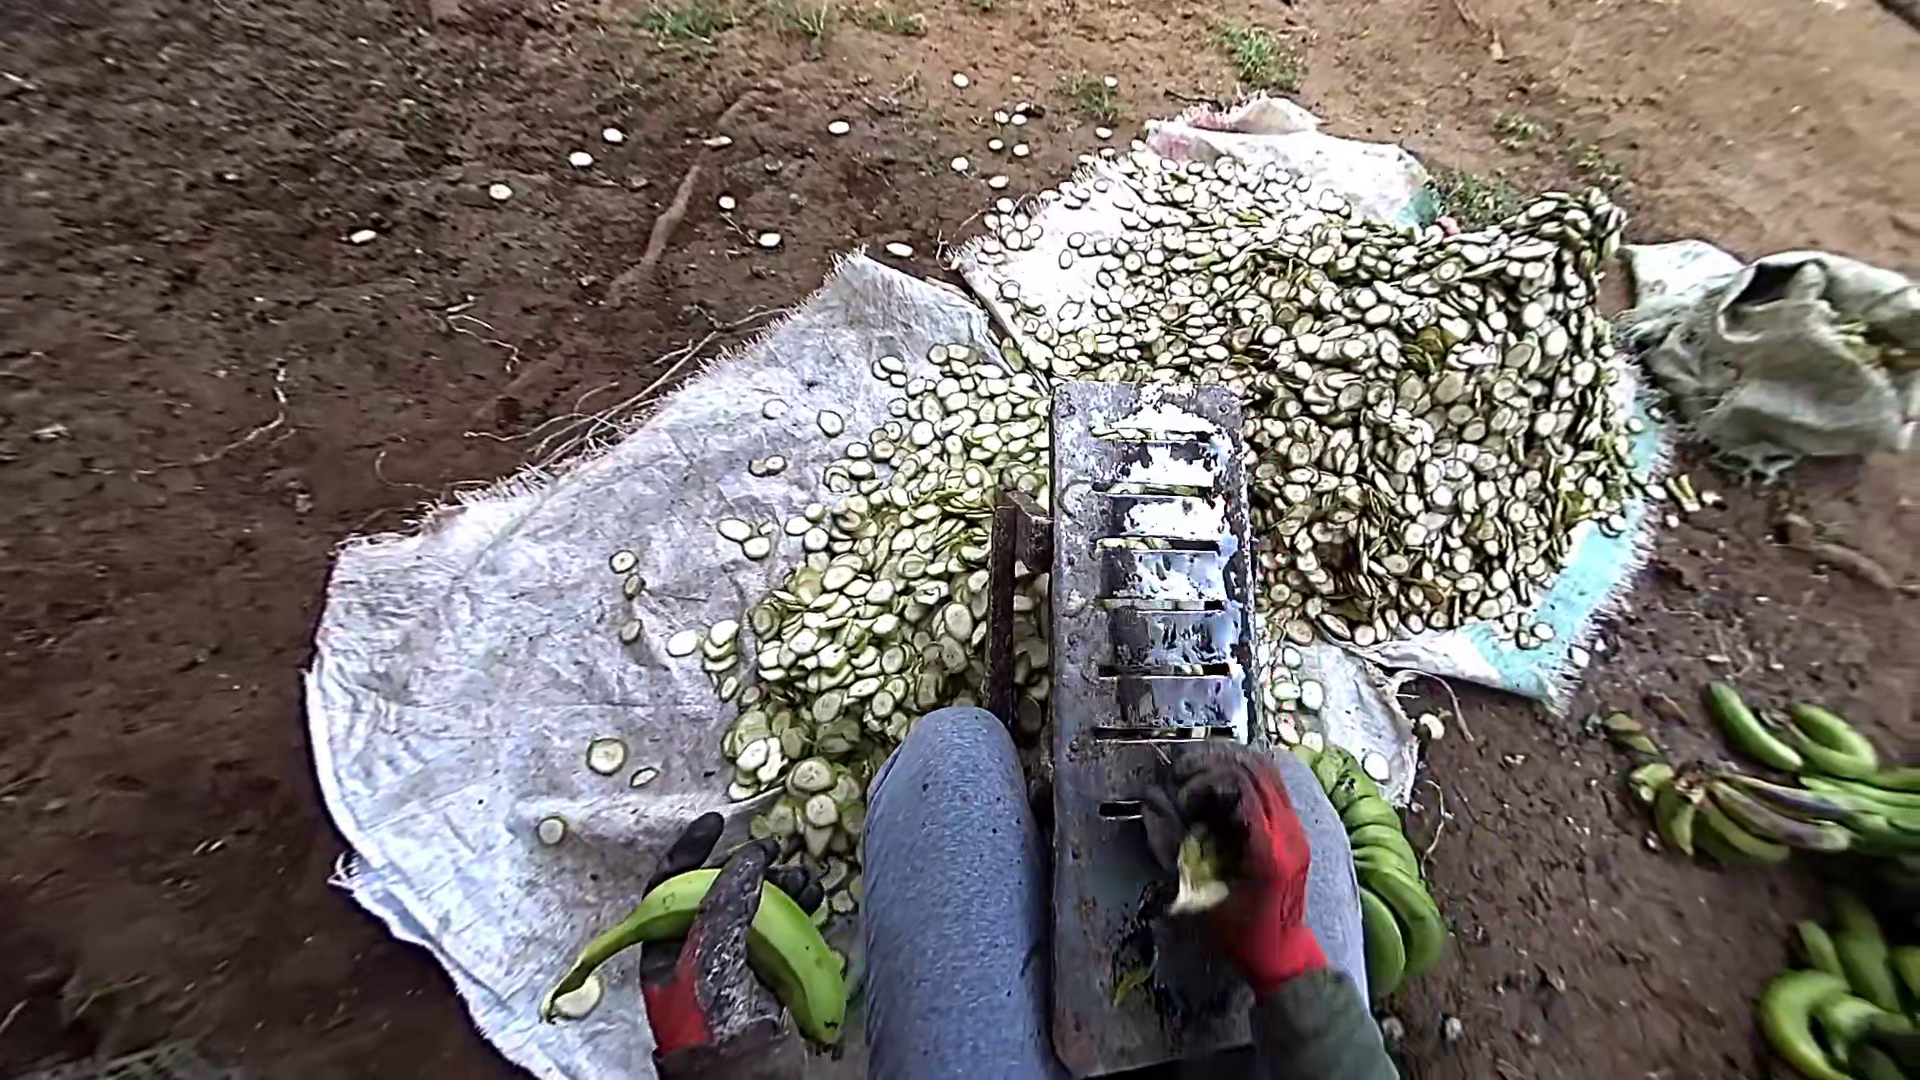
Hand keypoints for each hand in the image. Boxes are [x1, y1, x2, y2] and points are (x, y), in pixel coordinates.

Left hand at [640, 814, 821, 1074]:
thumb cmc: (722, 1037)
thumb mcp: (715, 966)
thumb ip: (726, 905)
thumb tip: (749, 855)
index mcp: (669, 953)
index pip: (669, 888)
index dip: (689, 851)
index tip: (716, 822)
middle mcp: (699, 951)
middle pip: (721, 889)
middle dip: (749, 866)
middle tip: (775, 851)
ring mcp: (736, 959)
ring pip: (756, 902)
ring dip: (781, 882)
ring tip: (805, 880)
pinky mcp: (769, 967)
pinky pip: (782, 920)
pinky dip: (799, 903)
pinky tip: (814, 896)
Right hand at [1144, 743, 1325, 995]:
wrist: (1285, 958)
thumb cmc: (1242, 933)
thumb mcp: (1199, 892)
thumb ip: (1173, 843)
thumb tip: (1149, 799)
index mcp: (1269, 847)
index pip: (1240, 782)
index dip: (1203, 779)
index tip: (1182, 797)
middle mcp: (1288, 831)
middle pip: (1254, 767)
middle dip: (1211, 764)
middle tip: (1183, 777)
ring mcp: (1296, 828)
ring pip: (1265, 769)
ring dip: (1226, 765)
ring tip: (1197, 777)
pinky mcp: (1293, 829)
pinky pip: (1269, 783)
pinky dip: (1239, 776)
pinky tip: (1215, 789)